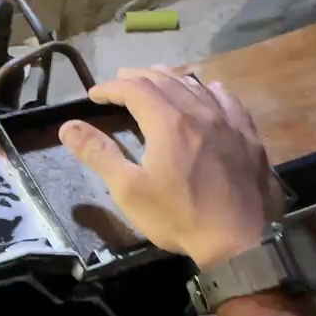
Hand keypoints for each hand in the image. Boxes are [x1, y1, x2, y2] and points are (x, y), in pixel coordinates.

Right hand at [60, 67, 283, 267]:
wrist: (239, 238)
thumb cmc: (177, 215)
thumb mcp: (128, 189)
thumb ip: (99, 154)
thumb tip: (68, 127)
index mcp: (167, 122)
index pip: (134, 90)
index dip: (111, 88)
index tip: (93, 95)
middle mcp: (198, 112)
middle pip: (165, 82)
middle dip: (138, 78)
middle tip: (119, 81)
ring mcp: (227, 122)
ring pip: (196, 87)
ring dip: (171, 79)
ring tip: (157, 77)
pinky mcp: (247, 136)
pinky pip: (228, 101)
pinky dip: (210, 90)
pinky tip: (210, 89)